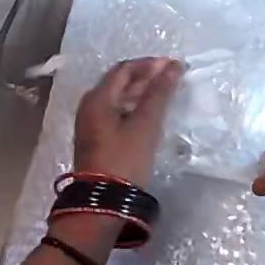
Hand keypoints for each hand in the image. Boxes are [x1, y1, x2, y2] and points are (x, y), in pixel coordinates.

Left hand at [72, 57, 183, 185]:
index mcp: (98, 98)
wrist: (103, 200)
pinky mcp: (97, 139)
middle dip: (146, 77)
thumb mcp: (145, 124)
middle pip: (119, 82)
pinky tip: (150, 114)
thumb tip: (173, 66)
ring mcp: (91, 124)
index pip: (124, 69)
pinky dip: (134, 108)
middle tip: (172, 78)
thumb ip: (159, 93)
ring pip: (118, 98)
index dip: (150, 64)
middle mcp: (90, 106)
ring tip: (165, 94)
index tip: (174, 65)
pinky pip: (116, 113)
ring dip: (140, 93)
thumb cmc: (124, 158)